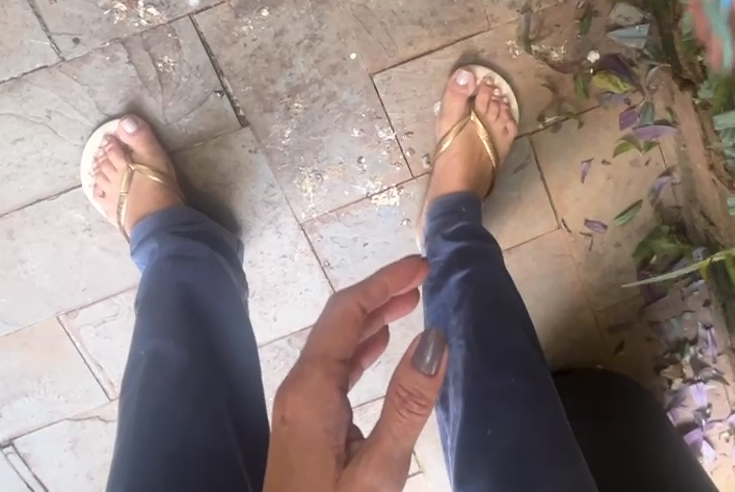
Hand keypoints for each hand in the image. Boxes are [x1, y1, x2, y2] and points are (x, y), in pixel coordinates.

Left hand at [264, 256, 448, 491]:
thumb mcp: (378, 473)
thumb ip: (406, 405)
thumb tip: (434, 337)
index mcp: (311, 389)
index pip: (348, 311)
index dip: (385, 281)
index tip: (422, 264)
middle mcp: (300, 388)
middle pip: (340, 320)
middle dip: (381, 291)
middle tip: (423, 276)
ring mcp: (301, 407)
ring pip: (338, 343)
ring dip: (374, 317)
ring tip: (411, 302)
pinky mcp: (308, 426)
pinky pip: (337, 368)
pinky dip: (364, 347)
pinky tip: (382, 347)